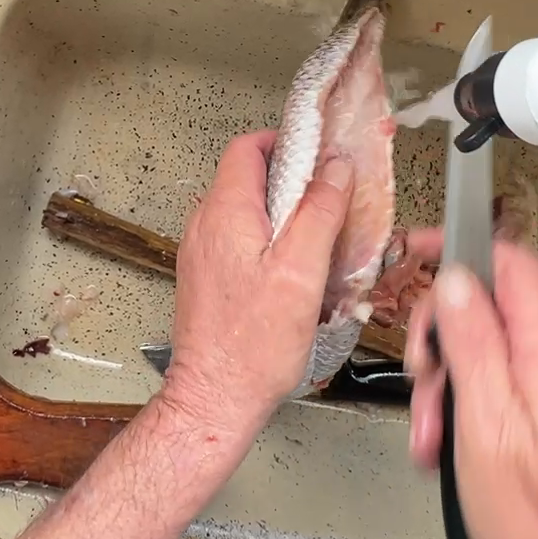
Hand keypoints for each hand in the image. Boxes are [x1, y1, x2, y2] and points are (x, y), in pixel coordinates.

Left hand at [162, 130, 353, 436]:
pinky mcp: (206, 274)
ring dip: (279, 210)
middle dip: (288, 177)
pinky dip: (266, 237)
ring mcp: (202, 250)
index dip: (283, 141)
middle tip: (324, 194)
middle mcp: (206, 224)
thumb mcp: (301, 271)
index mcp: (225, 212)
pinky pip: (237, 236)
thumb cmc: (252, 347)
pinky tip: (292, 265)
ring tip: (314, 232)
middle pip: (246, 175)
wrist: (214, 398)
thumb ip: (319, 212)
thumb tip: (335, 169)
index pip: (246, 147)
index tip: (315, 152)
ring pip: (244, 207)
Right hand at [405, 233, 537, 538]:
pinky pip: (492, 374)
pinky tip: (445, 435)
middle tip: (421, 373)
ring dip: (444, 376)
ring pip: (482, 341)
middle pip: (487, 301)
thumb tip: (455, 279)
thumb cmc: (533, 520)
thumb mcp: (486, 426)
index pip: (512, 263)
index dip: (463, 246)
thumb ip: (471, 344)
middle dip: (441, 333)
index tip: (419, 249)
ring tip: (431, 426)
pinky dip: (459, 396)